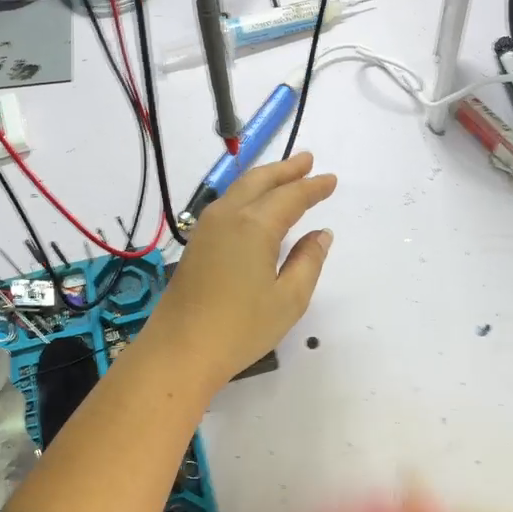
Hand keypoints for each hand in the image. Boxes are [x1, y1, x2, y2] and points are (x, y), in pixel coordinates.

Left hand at [143, 152, 337, 385]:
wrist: (181, 350)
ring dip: (264, 180)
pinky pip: (227, 206)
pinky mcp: (196, 246)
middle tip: (307, 160)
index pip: (291, 197)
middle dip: (285, 170)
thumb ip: (308, 262)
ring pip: (238, 191)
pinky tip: (255, 208)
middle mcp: (228, 217)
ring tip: (284, 176)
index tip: (331, 180)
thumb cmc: (241, 328)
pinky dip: (247, 196)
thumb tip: (320, 235)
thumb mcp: (288, 299)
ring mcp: (206, 230)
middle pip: (259, 182)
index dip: (313, 187)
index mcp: (254, 226)